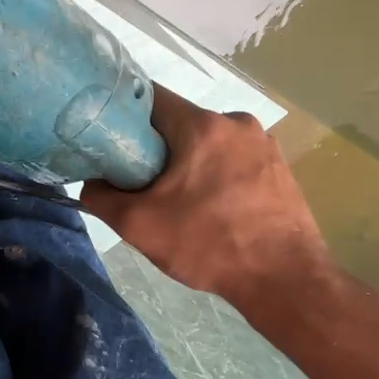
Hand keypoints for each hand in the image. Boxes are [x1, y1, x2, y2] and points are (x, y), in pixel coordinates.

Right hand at [82, 87, 333, 307]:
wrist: (285, 280)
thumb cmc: (207, 243)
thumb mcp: (135, 224)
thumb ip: (99, 196)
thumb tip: (93, 183)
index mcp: (203, 126)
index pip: (149, 98)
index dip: (120, 113)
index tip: (104, 138)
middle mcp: (237, 124)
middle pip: (177, 122)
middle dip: (151, 146)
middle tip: (133, 179)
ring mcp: (263, 145)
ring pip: (203, 142)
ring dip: (182, 162)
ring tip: (169, 198)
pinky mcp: (278, 167)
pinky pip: (229, 159)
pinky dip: (209, 174)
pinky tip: (202, 205)